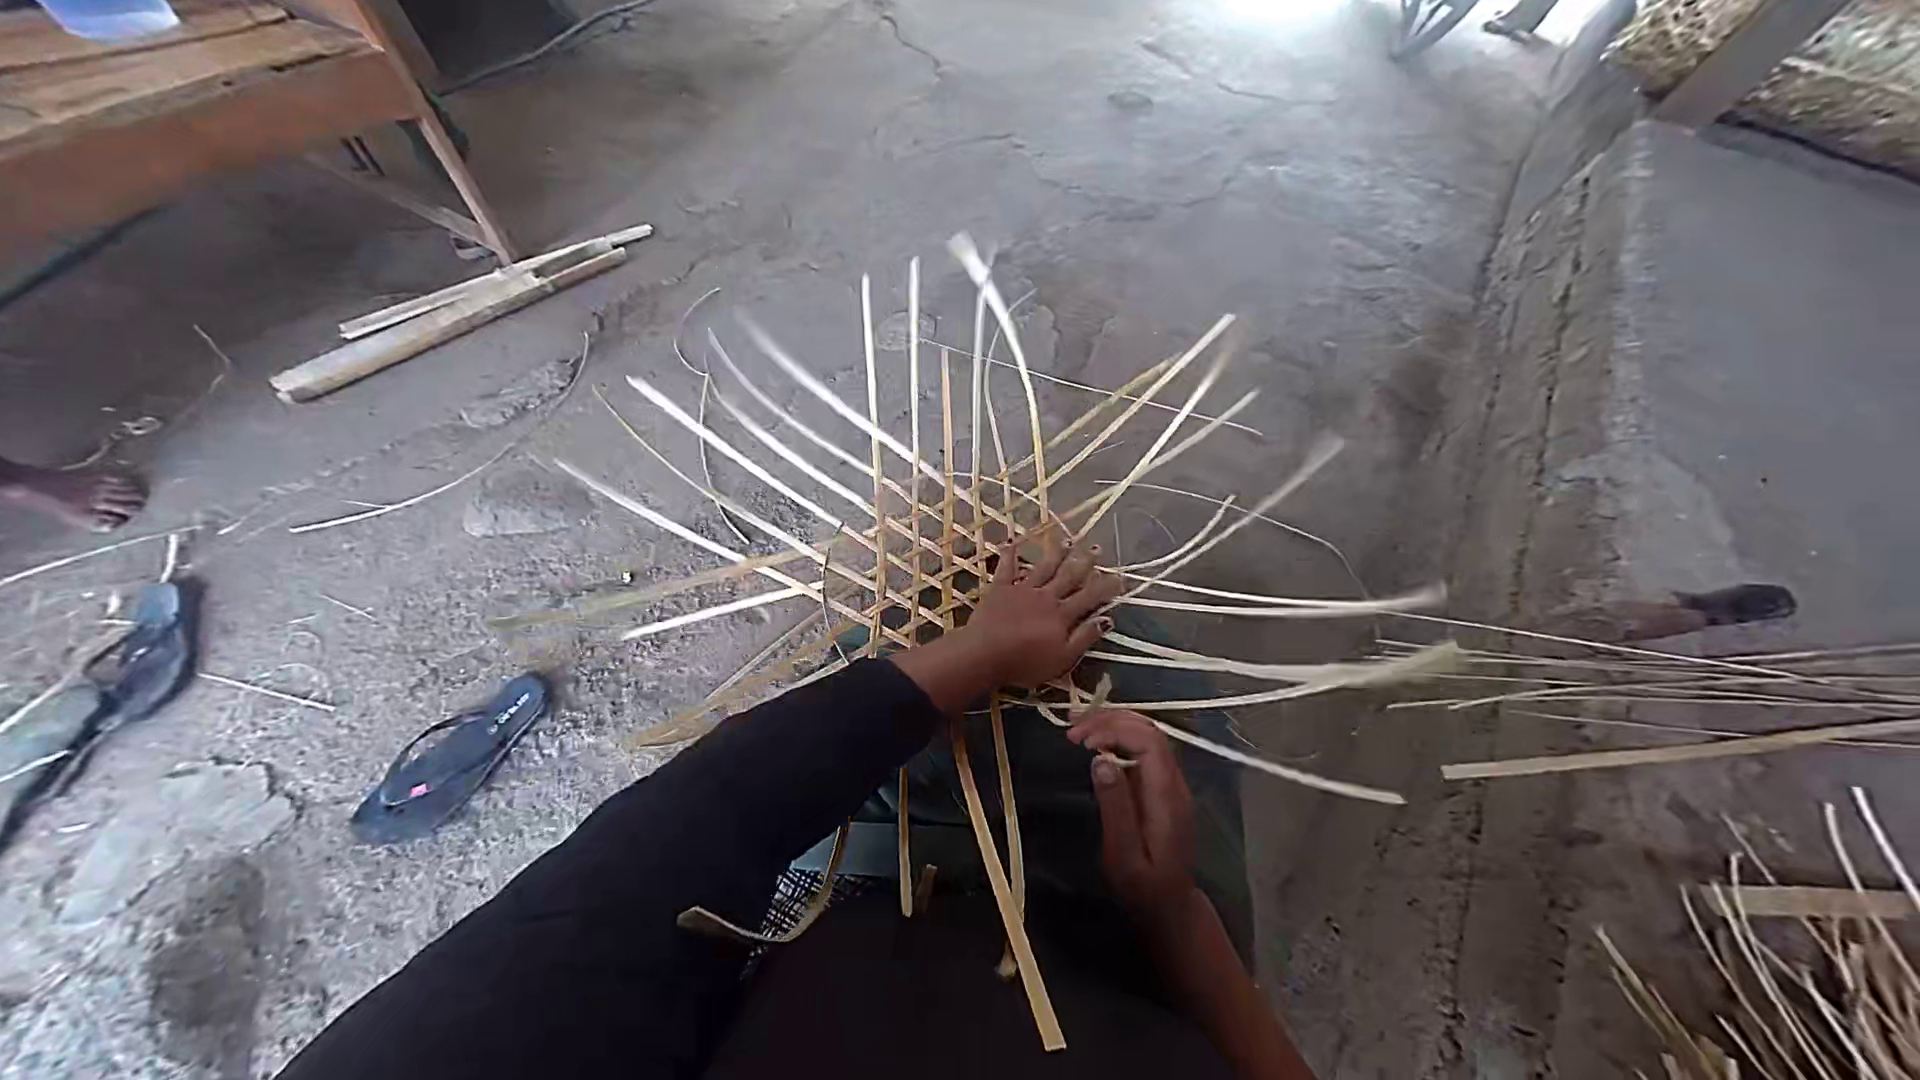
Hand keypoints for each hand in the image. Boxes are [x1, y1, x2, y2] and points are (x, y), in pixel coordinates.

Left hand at [960, 532, 1121, 688]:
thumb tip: (1107, 619)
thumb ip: (1085, 637)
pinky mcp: (999, 589)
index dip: (1106, 587)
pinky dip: (1010, 554)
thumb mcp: (1062, 658)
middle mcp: (1045, 596)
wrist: (984, 654)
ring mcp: (1021, 589)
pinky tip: (1011, 541)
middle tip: (1096, 548)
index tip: (1120, 577)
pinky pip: (1006, 568)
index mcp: (1062, 615)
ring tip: (1067, 541)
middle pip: (1069, 576)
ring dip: (1056, 554)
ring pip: (1043, 567)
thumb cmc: (1025, 663)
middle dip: (1084, 562)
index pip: (1090, 597)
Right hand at [1067, 709, 1197, 926]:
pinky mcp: (1161, 785)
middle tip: (1071, 727)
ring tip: (1076, 724)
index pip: (1148, 741)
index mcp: (1167, 796)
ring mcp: (1170, 781)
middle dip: (1109, 720)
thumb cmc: (1143, 888)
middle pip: (1149, 730)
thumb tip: (1101, 759)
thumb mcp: (1123, 856)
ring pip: (1147, 733)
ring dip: (1112, 722)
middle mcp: (1174, 782)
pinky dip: (1117, 734)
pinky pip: (1142, 746)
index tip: (1080, 741)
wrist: (1171, 908)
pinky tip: (1094, 738)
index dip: (1114, 730)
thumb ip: (1116, 808)